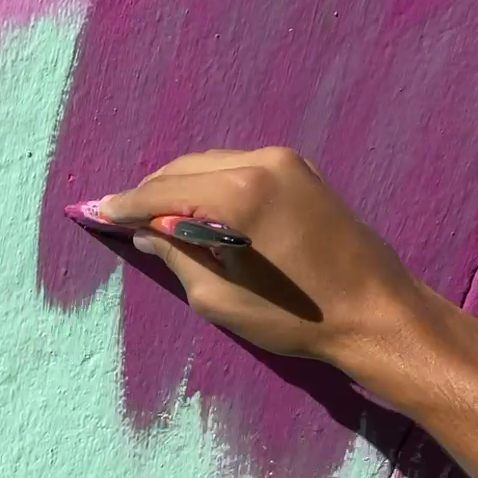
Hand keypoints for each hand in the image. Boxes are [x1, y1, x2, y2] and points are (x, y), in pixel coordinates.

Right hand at [102, 147, 431, 370]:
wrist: (379, 312)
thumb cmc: (295, 318)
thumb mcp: (218, 298)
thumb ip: (175, 255)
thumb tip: (146, 233)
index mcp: (239, 194)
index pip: (161, 193)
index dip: (126, 206)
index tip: (99, 213)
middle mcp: (260, 162)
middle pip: (181, 169)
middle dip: (149, 194)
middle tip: (125, 220)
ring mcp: (284, 160)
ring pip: (206, 164)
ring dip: (177, 187)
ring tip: (158, 218)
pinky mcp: (299, 167)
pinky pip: (234, 166)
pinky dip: (207, 183)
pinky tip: (198, 209)